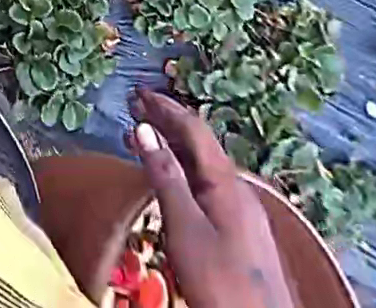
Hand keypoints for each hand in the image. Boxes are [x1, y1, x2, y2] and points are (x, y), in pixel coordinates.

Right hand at [126, 88, 294, 307]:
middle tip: (134, 106)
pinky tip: (164, 173)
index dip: (166, 107)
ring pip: (201, 164)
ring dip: (170, 145)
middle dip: (166, 122)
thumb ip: (164, 174)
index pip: (195, 130)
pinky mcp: (239, 231)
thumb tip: (144, 128)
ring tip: (138, 134)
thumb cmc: (220, 282)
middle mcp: (238, 192)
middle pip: (200, 145)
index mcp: (227, 185)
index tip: (138, 92)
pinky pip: (204, 182)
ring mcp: (241, 212)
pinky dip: (179, 167)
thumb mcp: (184, 225)